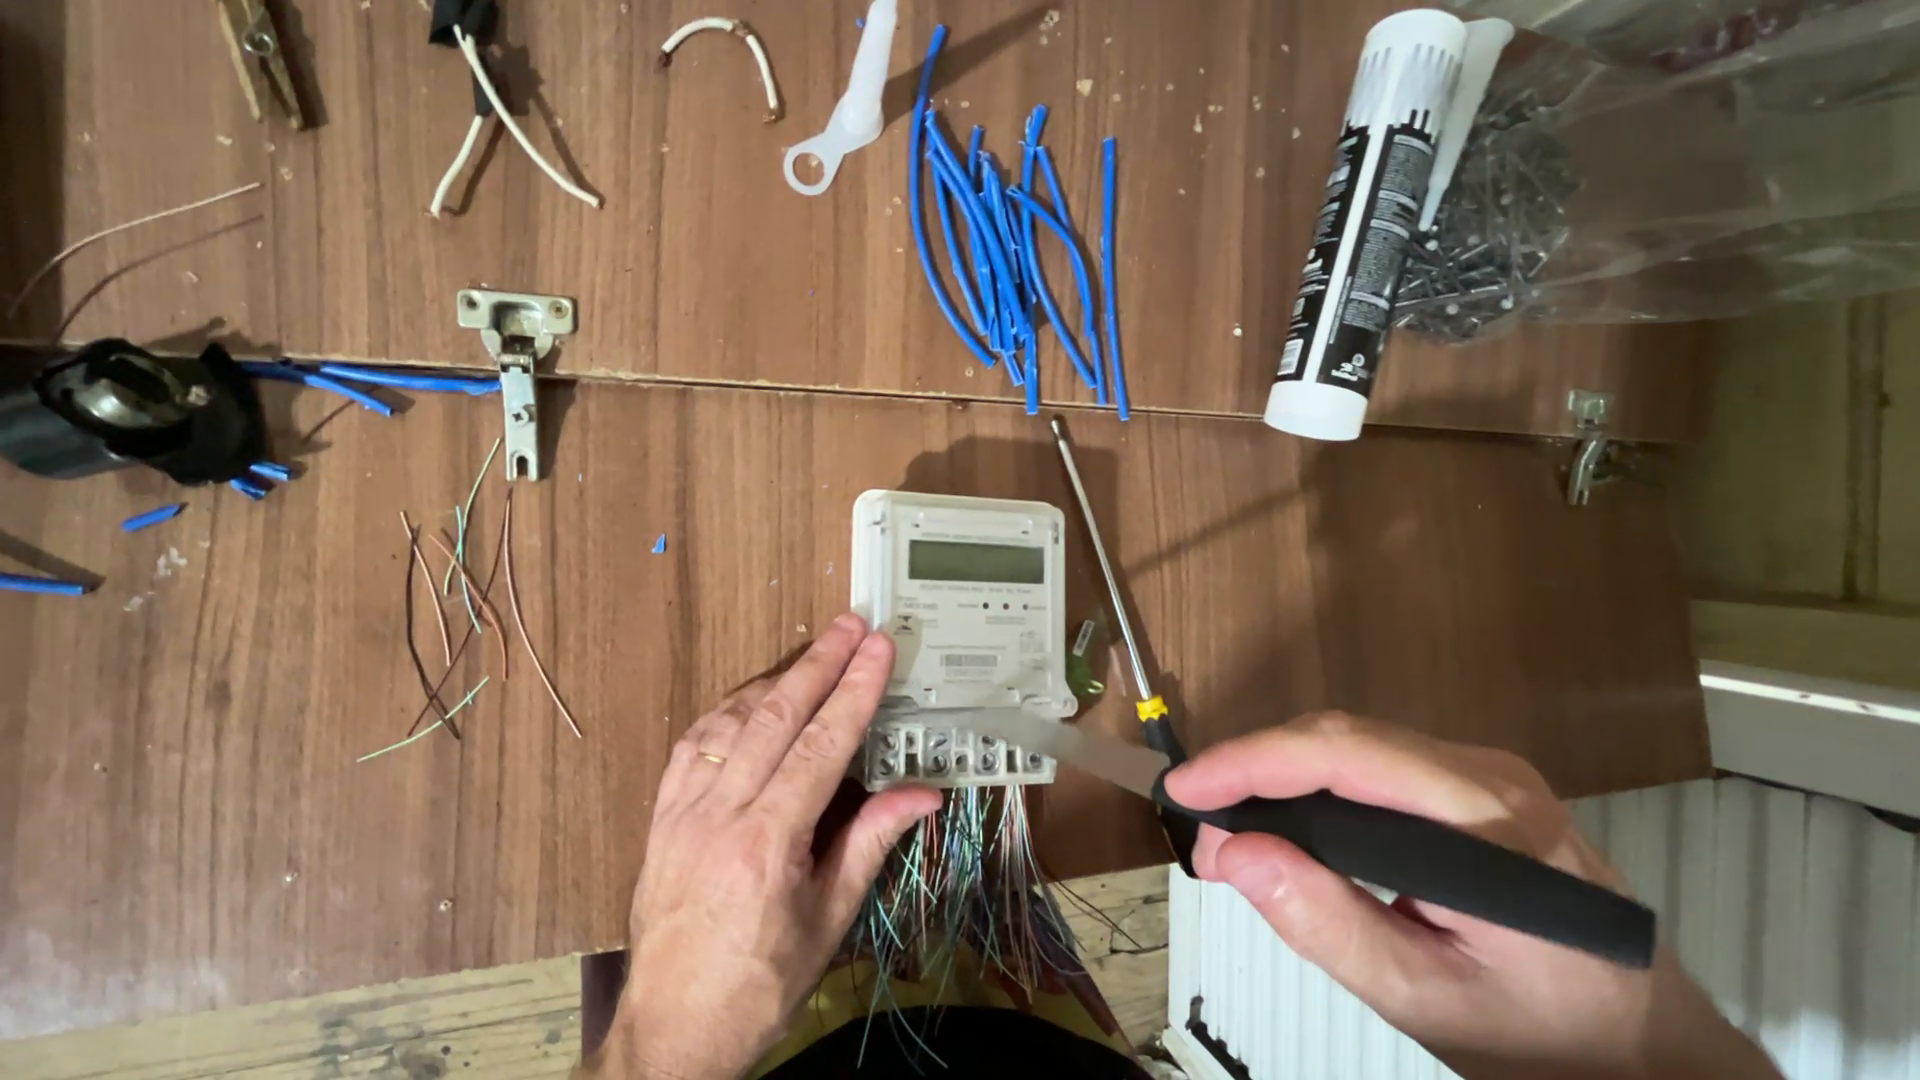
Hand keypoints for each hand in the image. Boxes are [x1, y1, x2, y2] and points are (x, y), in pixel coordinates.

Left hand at [594, 614, 941, 1079]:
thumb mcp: (828, 920)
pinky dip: (728, 712)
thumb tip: (923, 794)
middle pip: (774, 717)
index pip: (821, 745)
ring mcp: (682, 811)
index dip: (854, 690)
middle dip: (818, 664)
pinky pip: (693, 745)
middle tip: (850, 624)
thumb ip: (871, 843)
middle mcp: (719, 813)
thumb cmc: (760, 983)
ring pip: (730, 721)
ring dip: (775, 680)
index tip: (877, 648)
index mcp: (767, 842)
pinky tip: (751, 700)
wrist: (671, 1030)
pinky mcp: (661, 816)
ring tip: (813, 653)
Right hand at [1164, 713, 1780, 1079]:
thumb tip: (1233, 851)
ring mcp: (1479, 773)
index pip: (1343, 757)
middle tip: (1203, 840)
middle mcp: (1482, 771)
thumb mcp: (1429, 1001)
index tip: (1181, 791)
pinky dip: (1310, 792)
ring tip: (1232, 839)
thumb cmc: (1546, 1037)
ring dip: (1276, 782)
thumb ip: (1329, 926)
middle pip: (1339, 740)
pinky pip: (1368, 768)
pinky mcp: (1468, 787)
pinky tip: (1285, 830)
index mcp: (1485, 817)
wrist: (1652, 1047)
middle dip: (1254, 775)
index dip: (1251, 762)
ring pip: (1347, 747)